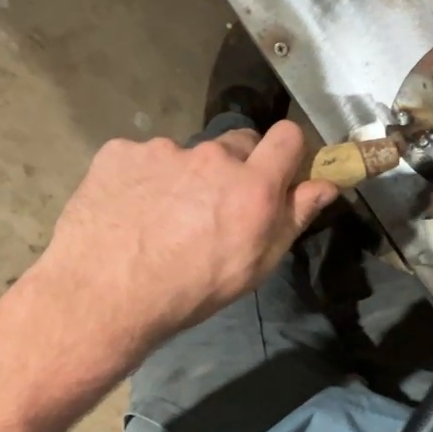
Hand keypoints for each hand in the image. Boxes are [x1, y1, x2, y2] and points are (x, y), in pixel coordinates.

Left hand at [31, 120, 337, 360]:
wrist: (105, 295)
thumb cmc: (193, 290)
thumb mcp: (257, 264)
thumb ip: (294, 217)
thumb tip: (327, 184)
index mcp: (253, 186)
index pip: (288, 137)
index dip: (288, 151)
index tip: (280, 173)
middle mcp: (212, 157)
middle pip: (238, 143)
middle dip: (237, 167)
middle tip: (218, 207)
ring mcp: (163, 149)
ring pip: (188, 155)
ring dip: (187, 176)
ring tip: (165, 219)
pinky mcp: (121, 151)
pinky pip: (144, 158)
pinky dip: (145, 179)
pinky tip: (133, 212)